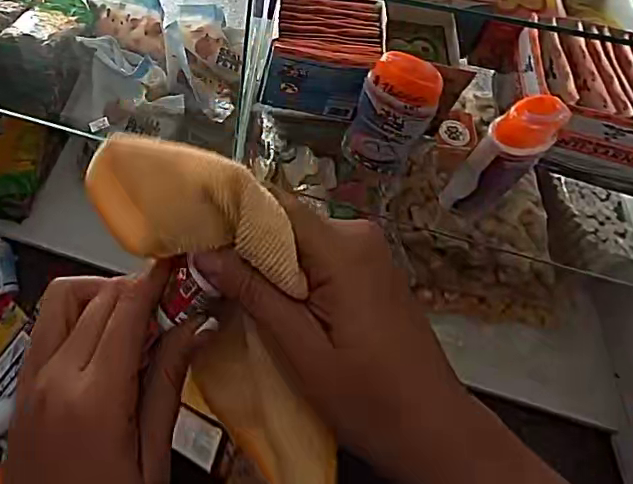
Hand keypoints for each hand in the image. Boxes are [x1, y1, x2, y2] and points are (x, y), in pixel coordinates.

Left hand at [4, 266, 217, 483]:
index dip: (156, 280)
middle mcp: (54, 377)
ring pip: (63, 297)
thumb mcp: (150, 461)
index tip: (178, 267)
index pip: (127, 308)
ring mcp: (30, 381)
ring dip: (99, 294)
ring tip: (131, 321)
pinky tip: (101, 342)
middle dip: (136, 288)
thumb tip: (196, 324)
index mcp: (93, 397)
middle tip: (166, 305)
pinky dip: (75, 315)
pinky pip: (47, 326)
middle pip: (99, 296)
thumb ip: (169, 383)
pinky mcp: (19, 389)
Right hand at [195, 195, 562, 483]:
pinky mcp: (370, 264)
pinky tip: (277, 298)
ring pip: (301, 236)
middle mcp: (357, 232)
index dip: (234, 211)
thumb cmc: (370, 397)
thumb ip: (255, 294)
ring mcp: (368, 247)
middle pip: (287, 219)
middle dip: (248, 242)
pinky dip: (295, 268)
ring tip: (235, 287)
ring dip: (270, 258)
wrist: (436, 429)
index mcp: (343, 246)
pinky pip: (320, 251)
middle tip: (209, 268)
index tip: (197, 228)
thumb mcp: (302, 351)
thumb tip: (205, 254)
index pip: (277, 204)